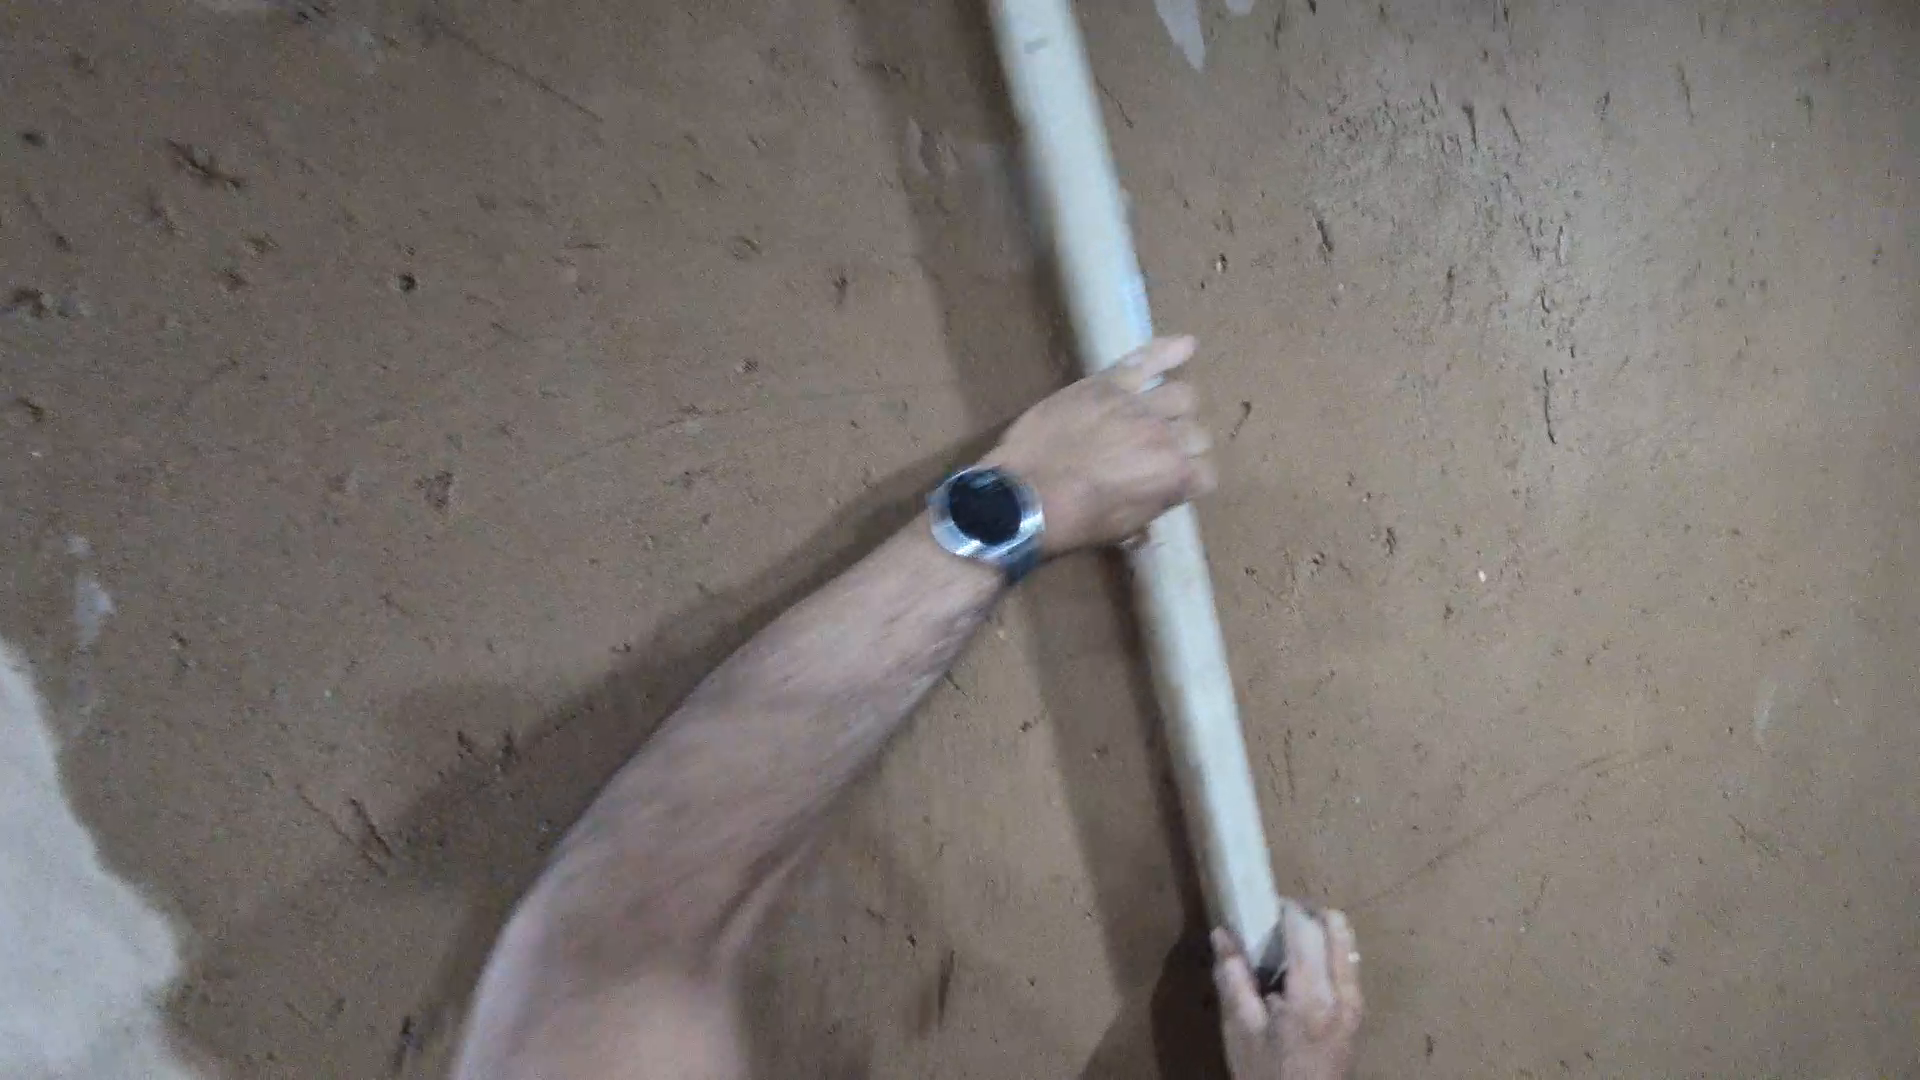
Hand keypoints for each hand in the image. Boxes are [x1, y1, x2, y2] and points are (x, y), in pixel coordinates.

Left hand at [986, 336, 1214, 554]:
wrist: (1024, 495)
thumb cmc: (1072, 521)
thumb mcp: (1120, 530)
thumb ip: (1151, 510)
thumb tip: (1161, 500)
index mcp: (1174, 478)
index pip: (1206, 472)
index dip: (1189, 479)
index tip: (1173, 482)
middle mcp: (1166, 438)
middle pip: (1197, 433)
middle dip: (1183, 445)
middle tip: (1157, 453)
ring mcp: (1138, 406)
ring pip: (1182, 396)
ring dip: (1177, 407)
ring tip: (1162, 413)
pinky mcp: (1108, 384)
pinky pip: (1146, 359)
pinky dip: (1168, 350)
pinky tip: (1187, 344)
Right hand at [1213, 903, 1362, 1079]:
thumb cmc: (1266, 1075)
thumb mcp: (1239, 1028)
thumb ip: (1233, 976)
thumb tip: (1221, 932)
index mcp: (1310, 996)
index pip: (1304, 929)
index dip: (1283, 909)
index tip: (1260, 908)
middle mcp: (1341, 994)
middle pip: (1333, 926)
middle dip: (1304, 912)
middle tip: (1274, 921)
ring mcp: (1355, 1004)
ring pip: (1346, 941)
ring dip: (1318, 928)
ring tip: (1287, 941)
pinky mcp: (1357, 1013)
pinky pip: (1347, 962)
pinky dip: (1327, 949)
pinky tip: (1301, 966)